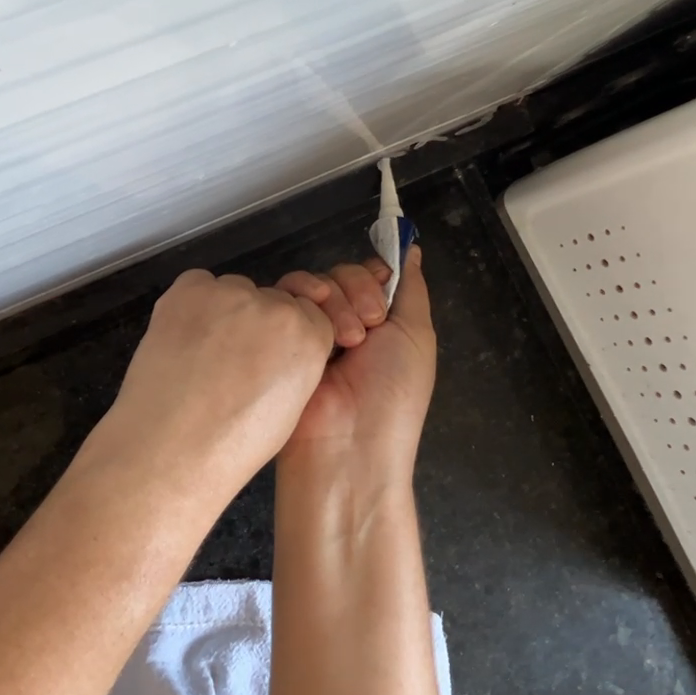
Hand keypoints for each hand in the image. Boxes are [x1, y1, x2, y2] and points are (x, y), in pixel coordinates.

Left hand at [83, 270, 335, 498]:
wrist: (172, 448)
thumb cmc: (233, 445)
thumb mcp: (291, 407)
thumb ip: (295, 364)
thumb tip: (275, 348)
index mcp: (310, 338)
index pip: (309, 314)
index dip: (284, 339)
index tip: (264, 361)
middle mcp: (276, 307)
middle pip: (272, 299)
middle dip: (256, 323)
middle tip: (228, 361)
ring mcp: (231, 294)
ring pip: (234, 291)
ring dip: (224, 312)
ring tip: (200, 355)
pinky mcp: (189, 289)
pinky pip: (198, 284)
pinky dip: (191, 304)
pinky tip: (182, 339)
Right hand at [276, 248, 434, 471]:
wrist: (348, 445)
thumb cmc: (393, 393)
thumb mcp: (417, 336)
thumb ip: (411, 289)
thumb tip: (411, 249)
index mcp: (378, 324)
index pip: (368, 275)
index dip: (373, 273)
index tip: (382, 284)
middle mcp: (341, 324)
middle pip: (340, 274)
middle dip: (356, 290)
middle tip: (367, 326)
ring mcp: (307, 331)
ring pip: (312, 283)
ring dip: (333, 300)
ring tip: (343, 339)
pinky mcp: (278, 338)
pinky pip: (283, 298)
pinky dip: (300, 300)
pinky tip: (312, 326)